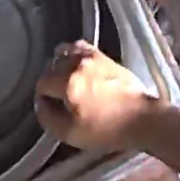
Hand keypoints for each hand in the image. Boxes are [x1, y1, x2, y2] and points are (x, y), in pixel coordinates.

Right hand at [35, 41, 166, 150]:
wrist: (138, 116)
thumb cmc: (104, 129)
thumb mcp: (70, 133)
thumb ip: (49, 117)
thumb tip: (41, 103)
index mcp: (68, 83)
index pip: (42, 82)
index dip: (42, 96)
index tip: (50, 107)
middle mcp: (77, 64)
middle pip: (52, 65)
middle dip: (51, 80)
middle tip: (59, 96)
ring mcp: (92, 56)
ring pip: (65, 51)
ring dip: (61, 64)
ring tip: (66, 79)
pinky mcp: (103, 55)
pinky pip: (81, 46)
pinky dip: (74, 53)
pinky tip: (78, 66)